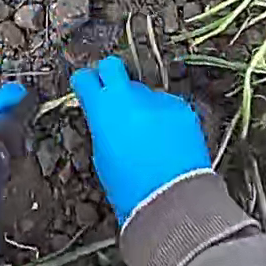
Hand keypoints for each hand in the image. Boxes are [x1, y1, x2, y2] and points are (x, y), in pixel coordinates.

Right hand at [71, 56, 210, 223]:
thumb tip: (106, 116)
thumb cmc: (131, 189)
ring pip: (143, 91)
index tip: (86, 83)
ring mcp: (158, 99)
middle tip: (110, 91)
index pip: (87, 79)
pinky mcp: (180, 106)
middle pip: (113, 66)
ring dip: (141, 105)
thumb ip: (103, 127)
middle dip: (109, 75)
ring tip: (145, 135)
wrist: (172, 198)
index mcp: (105, 110)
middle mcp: (131, 97)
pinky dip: (163, 117)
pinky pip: (165, 105)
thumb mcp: (103, 157)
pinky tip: (165, 140)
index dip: (85, 81)